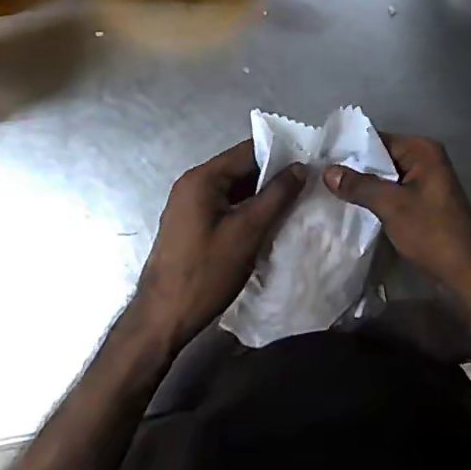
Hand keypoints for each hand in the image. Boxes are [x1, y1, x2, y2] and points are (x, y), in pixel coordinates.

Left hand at [130, 140, 304, 349]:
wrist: (162, 319)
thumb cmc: (206, 272)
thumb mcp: (248, 231)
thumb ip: (277, 195)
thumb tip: (300, 166)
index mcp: (203, 178)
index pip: (248, 150)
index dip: (281, 154)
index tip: (309, 164)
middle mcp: (193, 184)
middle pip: (241, 168)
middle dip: (272, 176)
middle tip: (305, 187)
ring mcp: (189, 205)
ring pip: (234, 189)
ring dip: (261, 196)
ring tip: (293, 204)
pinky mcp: (191, 225)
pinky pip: (225, 206)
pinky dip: (246, 210)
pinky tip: (267, 224)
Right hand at [324, 134, 470, 292]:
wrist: (466, 273)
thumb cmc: (431, 233)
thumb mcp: (392, 206)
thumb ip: (359, 185)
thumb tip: (327, 170)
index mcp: (422, 150)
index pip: (378, 138)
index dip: (350, 148)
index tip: (321, 158)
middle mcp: (425, 158)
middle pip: (381, 155)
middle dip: (354, 167)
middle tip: (321, 176)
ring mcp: (425, 180)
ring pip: (385, 175)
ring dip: (363, 184)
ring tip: (329, 190)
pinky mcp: (422, 200)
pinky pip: (392, 190)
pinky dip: (375, 196)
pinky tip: (351, 205)